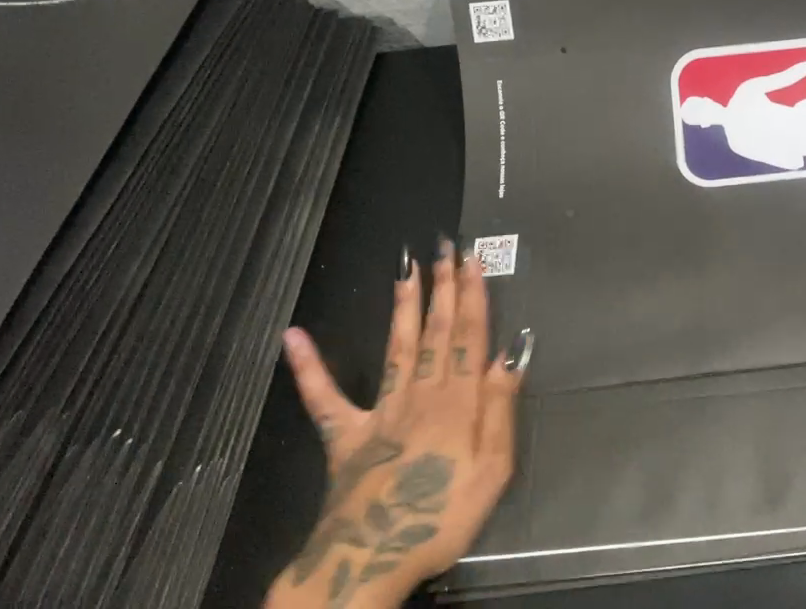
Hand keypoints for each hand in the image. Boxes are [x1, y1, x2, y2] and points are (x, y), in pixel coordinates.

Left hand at [266, 238, 531, 608]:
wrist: (372, 558)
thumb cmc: (443, 515)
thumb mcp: (492, 467)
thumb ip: (500, 407)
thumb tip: (512, 351)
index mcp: (457, 401)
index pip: (468, 336)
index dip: (472, 296)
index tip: (471, 259)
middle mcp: (419, 393)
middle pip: (434, 332)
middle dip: (442, 287)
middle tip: (443, 247)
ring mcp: (380, 412)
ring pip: (396, 347)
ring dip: (402, 306)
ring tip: (405, 268)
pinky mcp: (346, 435)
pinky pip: (324, 397)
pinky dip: (309, 366)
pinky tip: (293, 336)